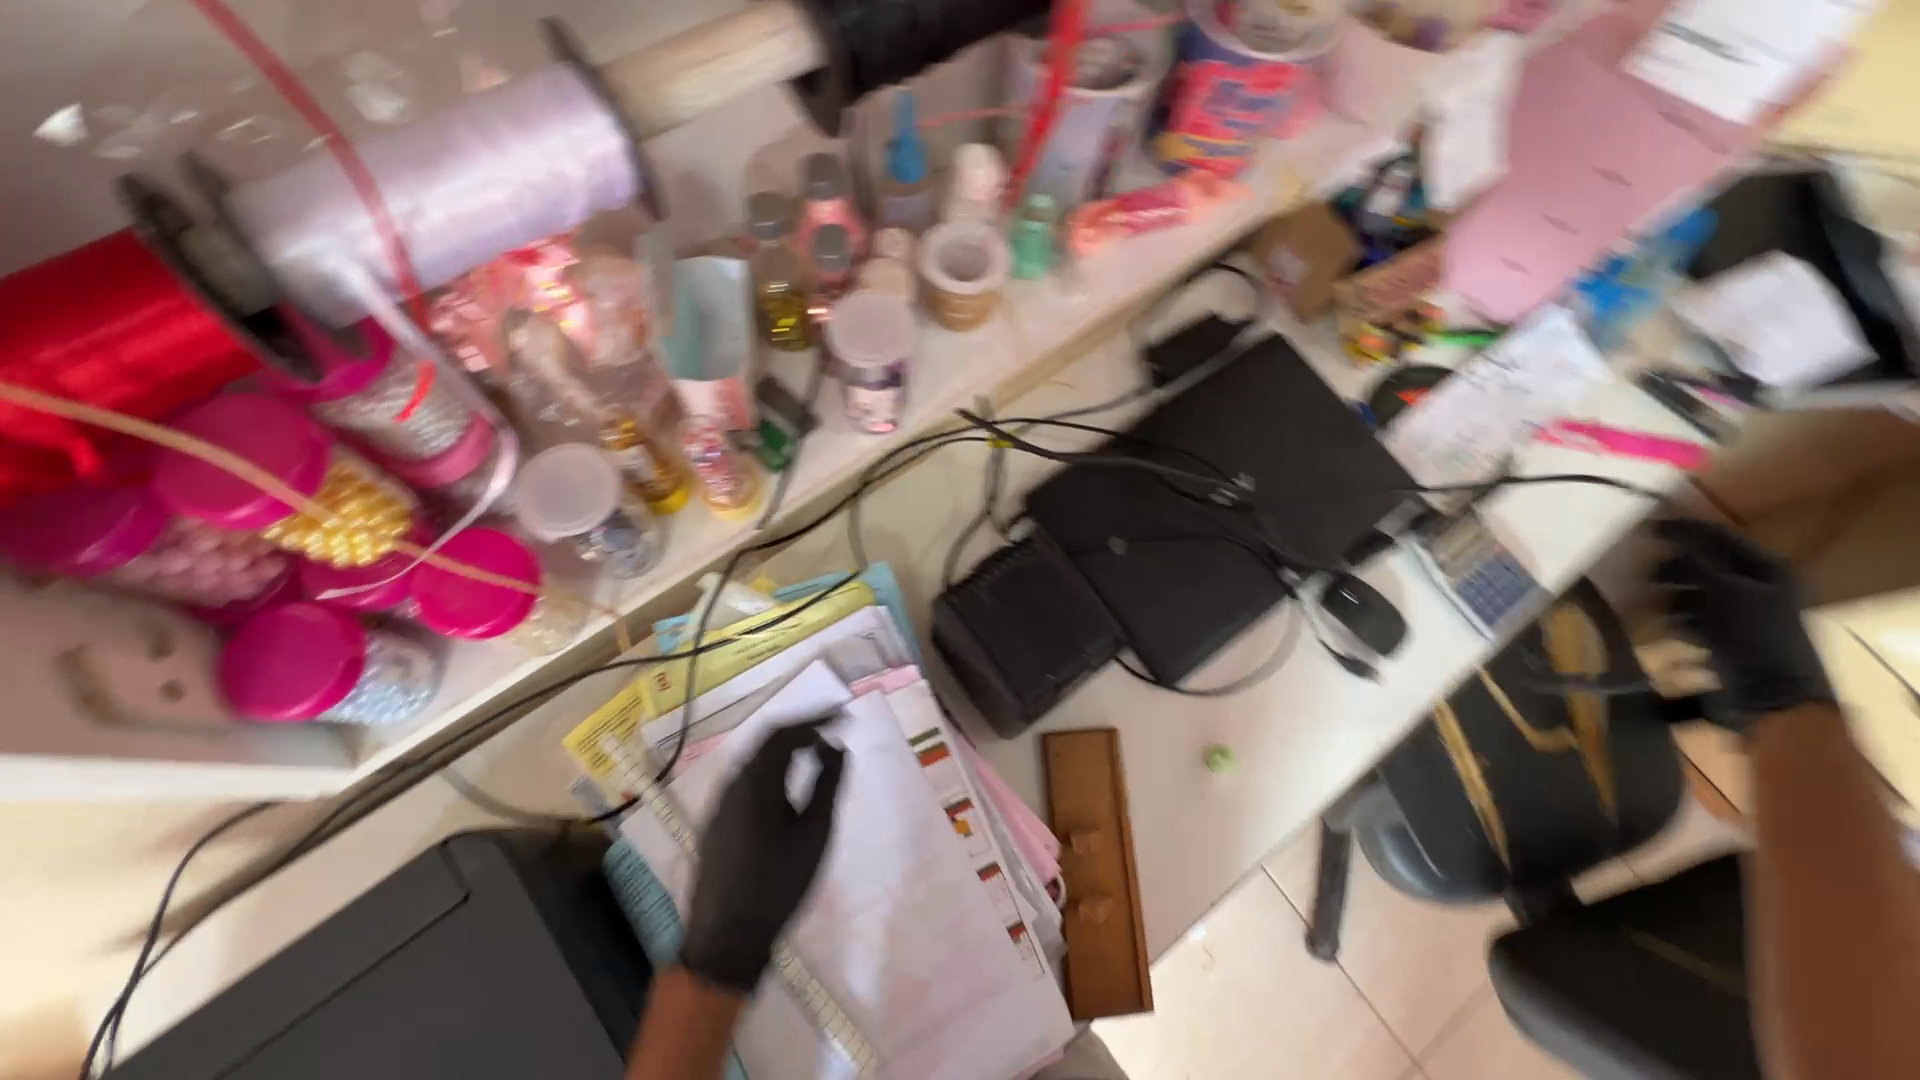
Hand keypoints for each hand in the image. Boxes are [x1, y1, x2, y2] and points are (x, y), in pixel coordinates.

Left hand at [679, 717, 845, 993]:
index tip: (844, 716)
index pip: (786, 732)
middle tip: (831, 728)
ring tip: (814, 753)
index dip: (816, 718)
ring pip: (754, 761)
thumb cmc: (779, 884)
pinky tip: (787, 787)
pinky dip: (771, 770)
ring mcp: (720, 804)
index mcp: (756, 780)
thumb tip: (835, 746)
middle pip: (766, 741)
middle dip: (800, 729)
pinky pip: (746, 780)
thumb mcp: (815, 833)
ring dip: (784, 750)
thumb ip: (827, 784)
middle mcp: (732, 783)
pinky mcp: (717, 822)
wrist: (727, 936)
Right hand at [1656, 518, 1833, 727]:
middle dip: (1673, 569)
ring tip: (1652, 604)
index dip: (1684, 530)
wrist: (1773, 695)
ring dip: (1672, 597)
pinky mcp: (1729, 637)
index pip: (1719, 537)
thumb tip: (1668, 528)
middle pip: (1705, 565)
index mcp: (1768, 569)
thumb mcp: (1722, 590)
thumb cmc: (1752, 635)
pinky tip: (1667, 627)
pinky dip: (1678, 620)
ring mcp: (1745, 613)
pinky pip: (1695, 618)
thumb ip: (1694, 560)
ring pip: (1696, 592)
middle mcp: (1759, 586)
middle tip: (1643, 571)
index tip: (1647, 526)